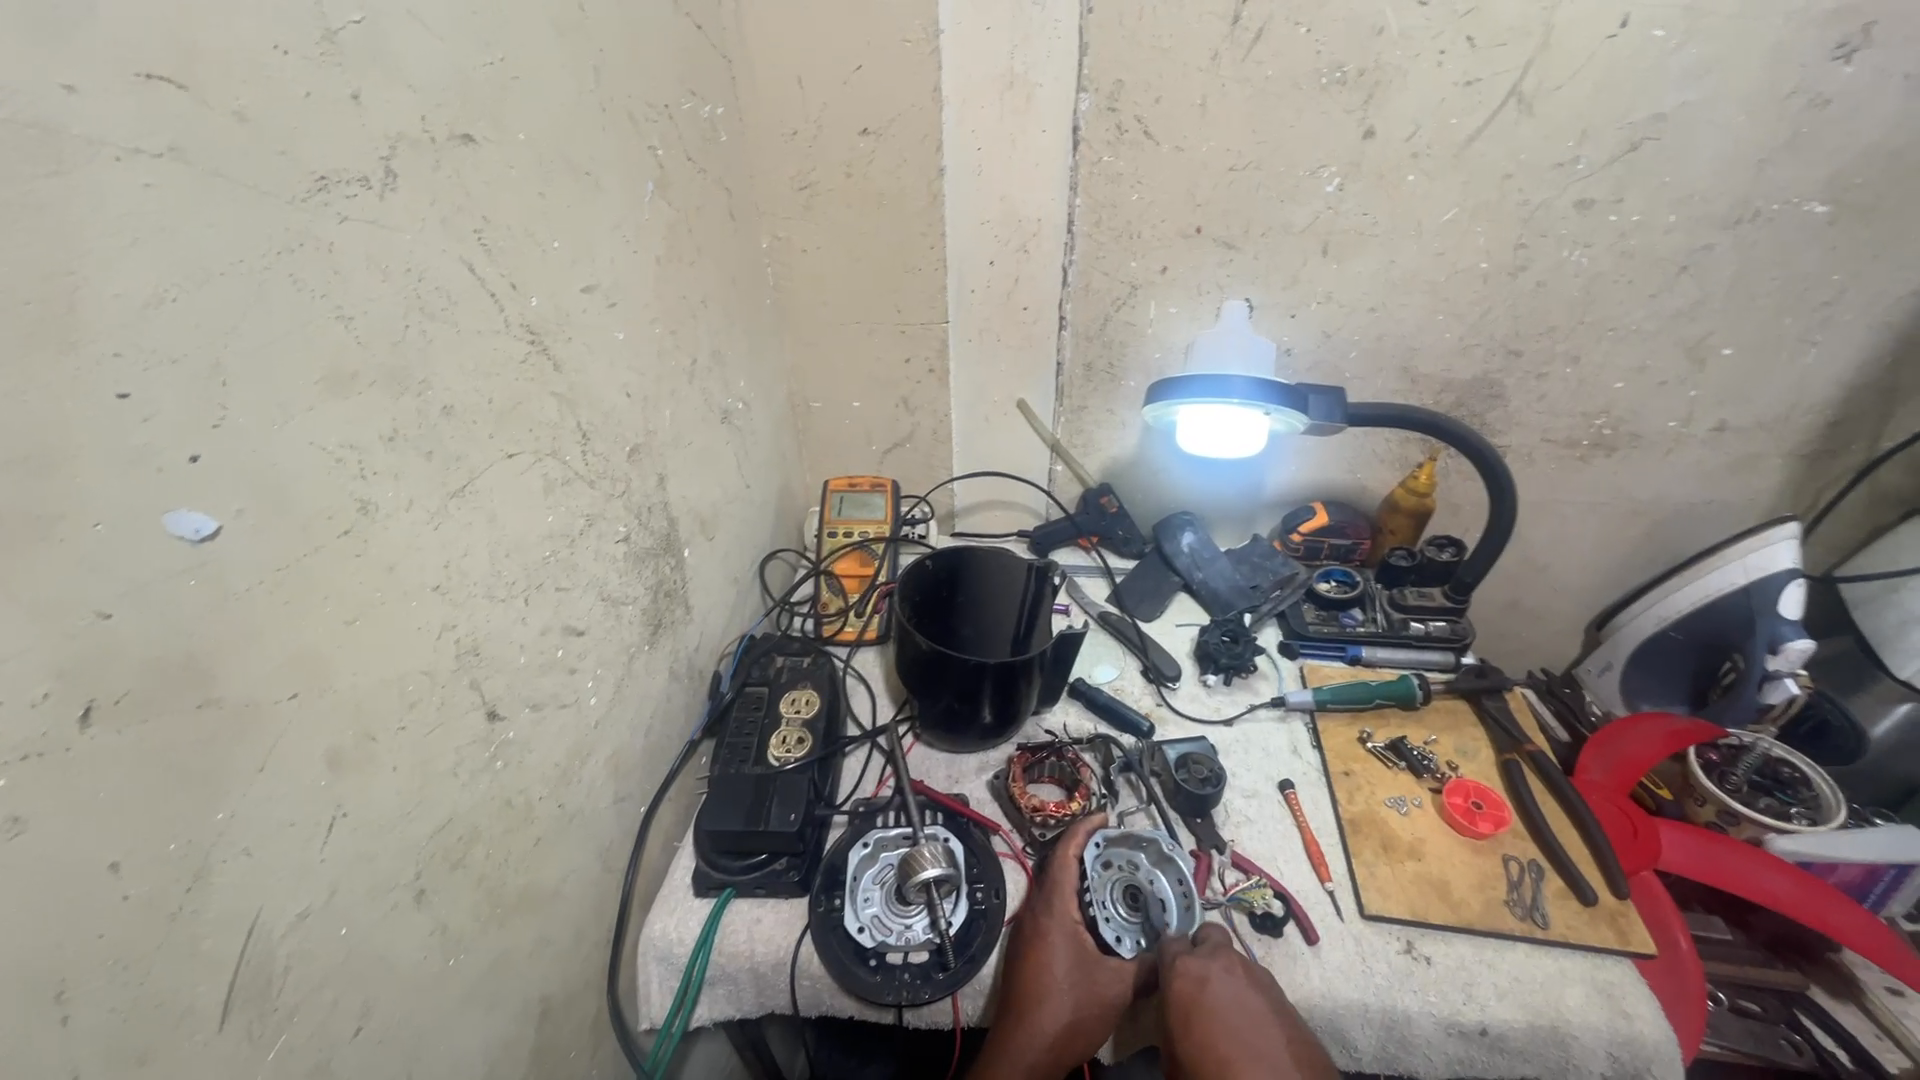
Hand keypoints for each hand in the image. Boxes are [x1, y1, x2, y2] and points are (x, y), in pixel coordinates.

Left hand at [969, 814, 1154, 1079]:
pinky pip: (1049, 908)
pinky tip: (1094, 916)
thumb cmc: (1067, 1012)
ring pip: (1051, 888)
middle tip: (1116, 845)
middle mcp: (1034, 911)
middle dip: (1083, 849)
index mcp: (1052, 908)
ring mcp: (1026, 930)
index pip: (1064, 852)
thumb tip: (1174, 949)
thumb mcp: (1116, 989)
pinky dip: (1071, 900)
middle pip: (1055, 864)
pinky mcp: (1025, 949)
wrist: (1023, 1054)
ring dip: (1076, 875)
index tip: (1105, 815)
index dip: (1084, 829)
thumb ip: (1147, 965)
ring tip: (1111, 875)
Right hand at [1156, 923, 1337, 1079]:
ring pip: (1234, 958)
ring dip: (1228, 973)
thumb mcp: (1170, 1052)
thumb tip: (1174, 1013)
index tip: (1168, 974)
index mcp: (1183, 970)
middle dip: (1202, 950)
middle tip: (1199, 981)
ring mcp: (1252, 971)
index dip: (1167, 957)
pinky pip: (1256, 980)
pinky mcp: (1279, 988)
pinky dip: (1251, 992)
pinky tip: (1253, 1021)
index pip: (1168, 941)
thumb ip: (1169, 1016)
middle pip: (1207, 933)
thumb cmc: (1210, 1071)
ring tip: (1230, 1007)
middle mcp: (1217, 961)